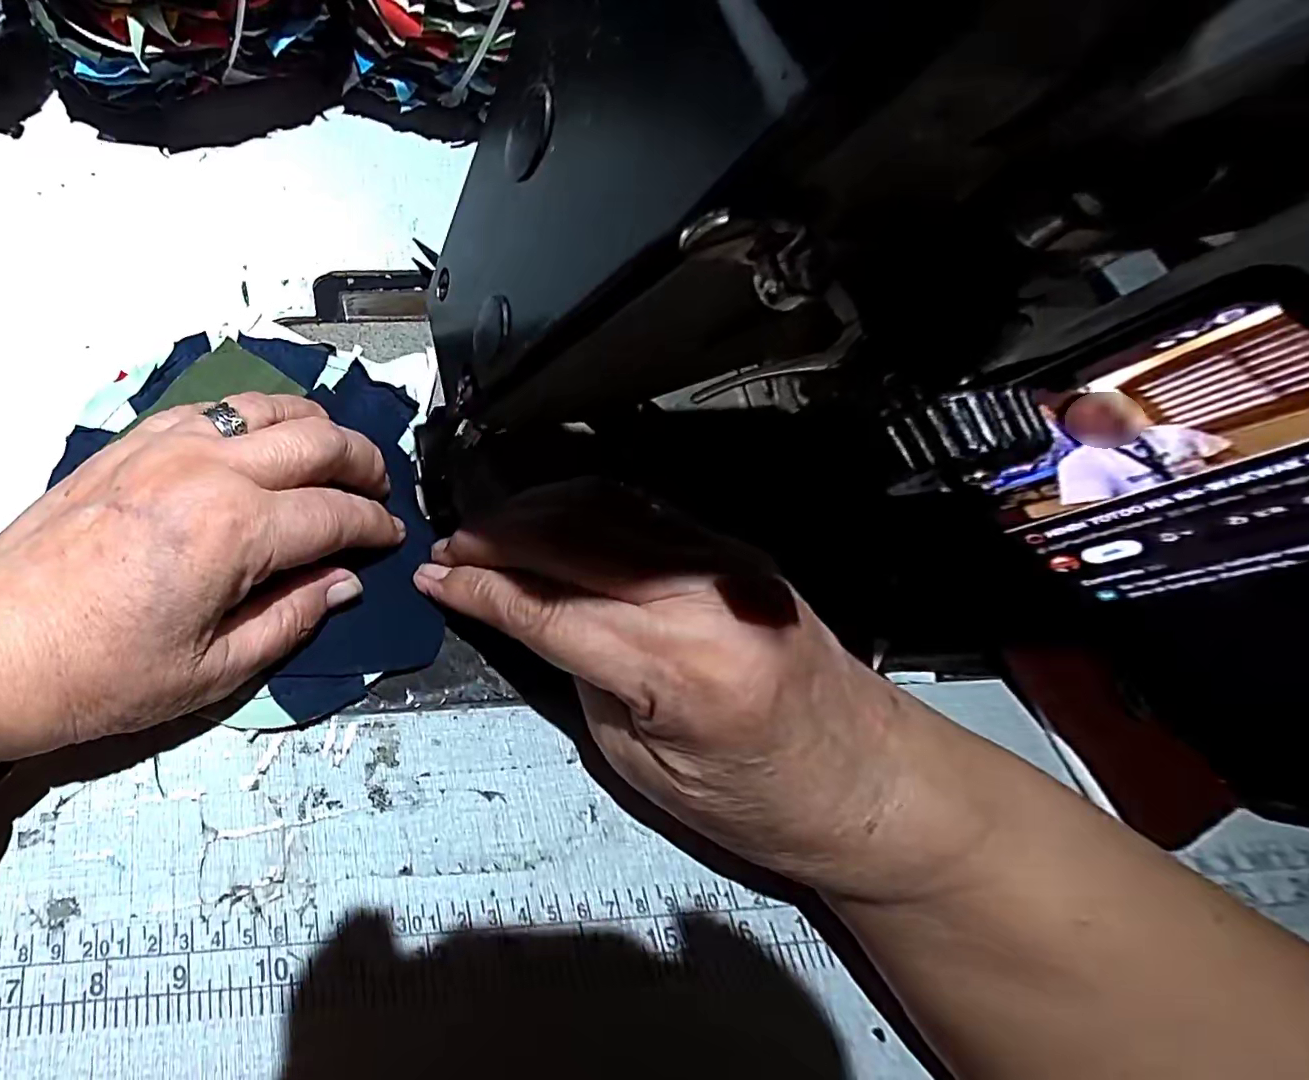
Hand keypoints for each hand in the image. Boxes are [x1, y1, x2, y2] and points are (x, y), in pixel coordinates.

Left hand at [0, 393, 404, 760]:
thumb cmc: (99, 673)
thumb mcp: (213, 670)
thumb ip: (292, 617)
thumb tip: (344, 581)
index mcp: (235, 530)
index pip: (334, 513)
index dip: (374, 525)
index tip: (391, 537)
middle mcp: (210, 469)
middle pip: (317, 441)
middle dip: (363, 462)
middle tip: (380, 489)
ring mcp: (169, 445)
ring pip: (270, 408)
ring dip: (317, 428)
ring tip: (334, 456)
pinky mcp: (135, 441)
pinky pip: (216, 407)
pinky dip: (258, 416)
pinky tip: (263, 440)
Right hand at [412, 481, 990, 903]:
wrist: (874, 784)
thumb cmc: (756, 801)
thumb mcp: (640, 760)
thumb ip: (581, 673)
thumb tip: (529, 615)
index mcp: (674, 667)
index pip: (545, 608)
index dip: (479, 589)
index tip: (435, 576)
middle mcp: (700, 596)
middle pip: (568, 541)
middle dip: (495, 538)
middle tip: (449, 546)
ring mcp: (724, 563)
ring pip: (601, 508)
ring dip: (532, 510)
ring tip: (486, 528)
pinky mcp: (734, 550)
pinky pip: (639, 511)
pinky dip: (580, 506)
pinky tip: (548, 515)